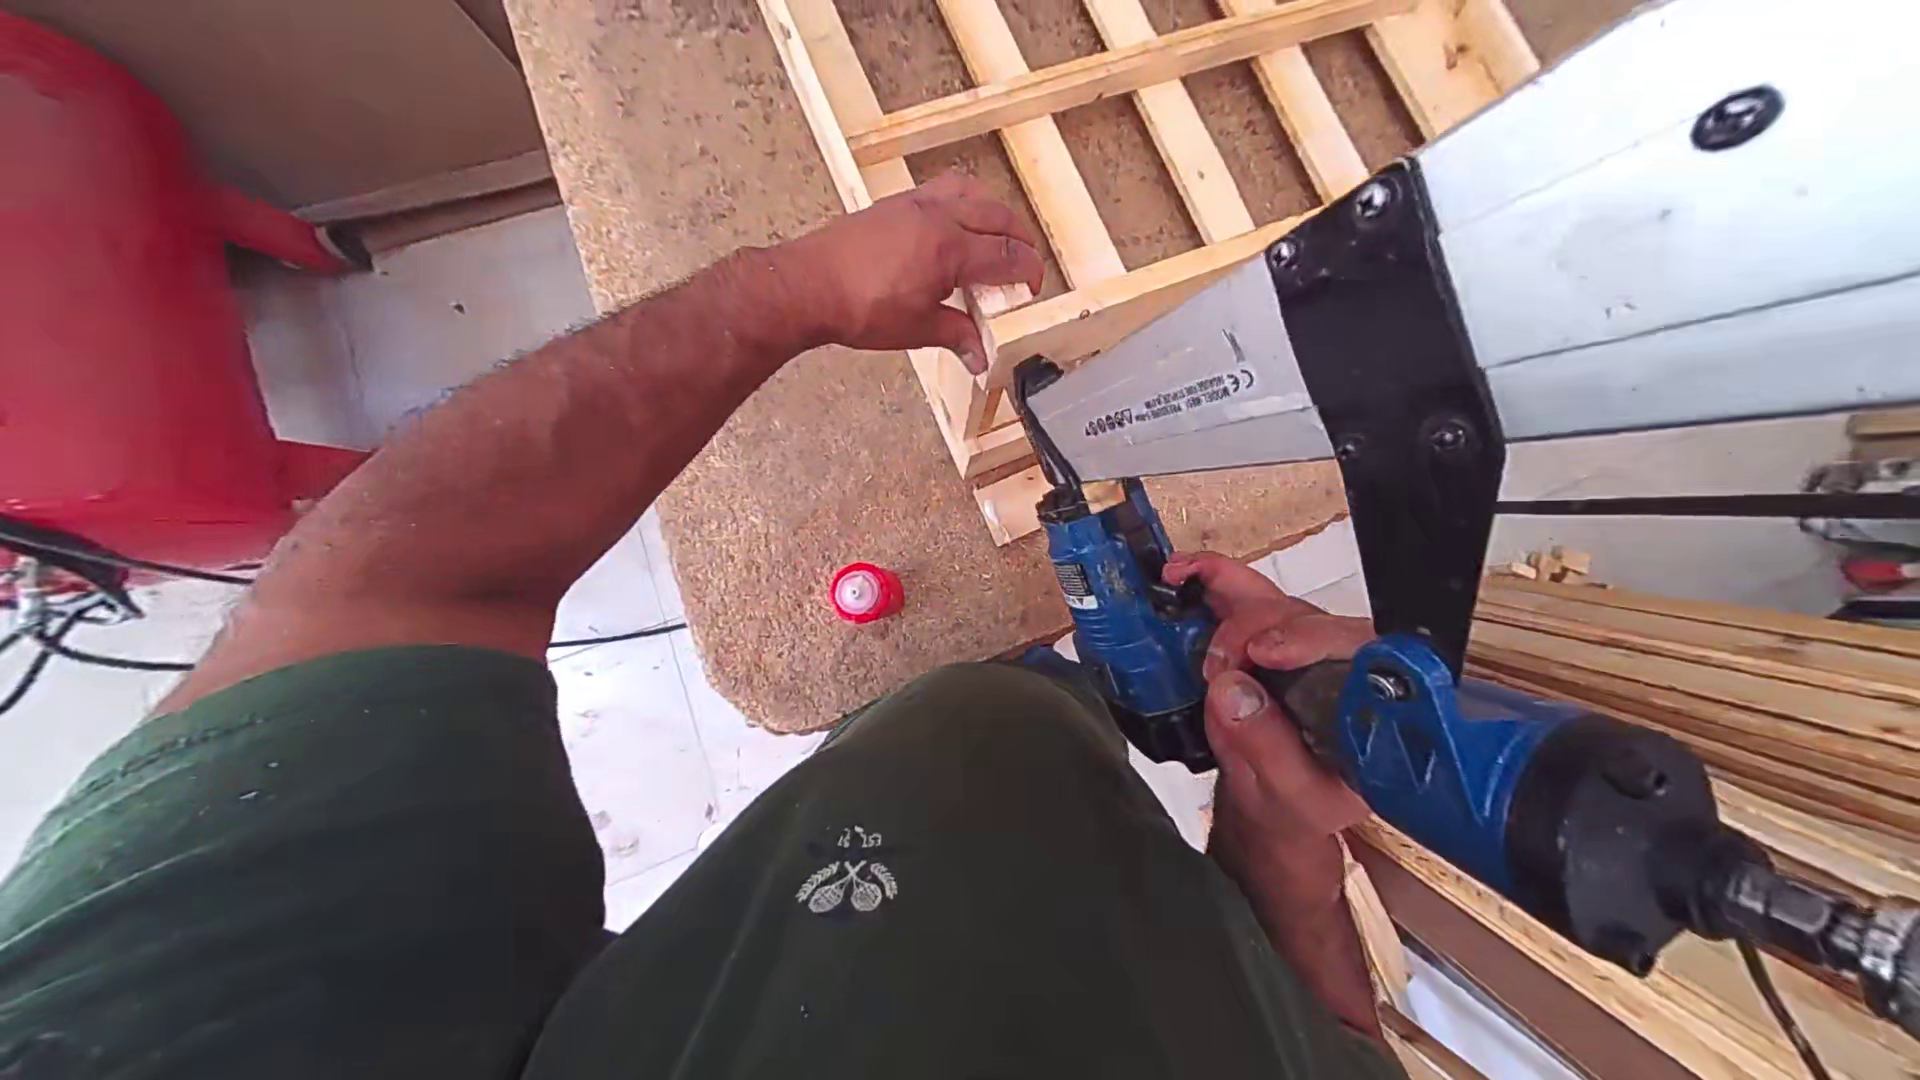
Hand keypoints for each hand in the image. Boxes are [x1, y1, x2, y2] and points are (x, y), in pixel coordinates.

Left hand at [777, 172, 1045, 372]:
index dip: (1028, 270)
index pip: (1006, 255)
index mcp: (950, 249)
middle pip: (996, 217)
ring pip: (969, 192)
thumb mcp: (917, 329)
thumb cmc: (860, 308)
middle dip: (1019, 237)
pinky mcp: (894, 204)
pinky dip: (960, 201)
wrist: (810, 286)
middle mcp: (938, 218)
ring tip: (997, 231)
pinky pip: (940, 190)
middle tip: (1027, 258)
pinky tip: (953, 222)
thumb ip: (956, 336)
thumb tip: (979, 356)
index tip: (1035, 284)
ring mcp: (914, 205)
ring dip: (992, 209)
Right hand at [1161, 552, 1370, 853]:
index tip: (1265, 653)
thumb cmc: (1292, 805)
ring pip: (1271, 597)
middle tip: (1213, 666)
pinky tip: (1180, 575)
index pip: (1358, 648)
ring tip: (1181, 588)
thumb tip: (1232, 689)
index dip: (1311, 638)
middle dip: (1251, 627)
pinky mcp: (1263, 632)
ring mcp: (1300, 642)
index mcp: (1368, 702)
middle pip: (1306, 615)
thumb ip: (1267, 749)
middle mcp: (1339, 662)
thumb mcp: (1286, 796)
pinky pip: (1241, 592)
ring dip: (1222, 589)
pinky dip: (1208, 579)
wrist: (1271, 803)